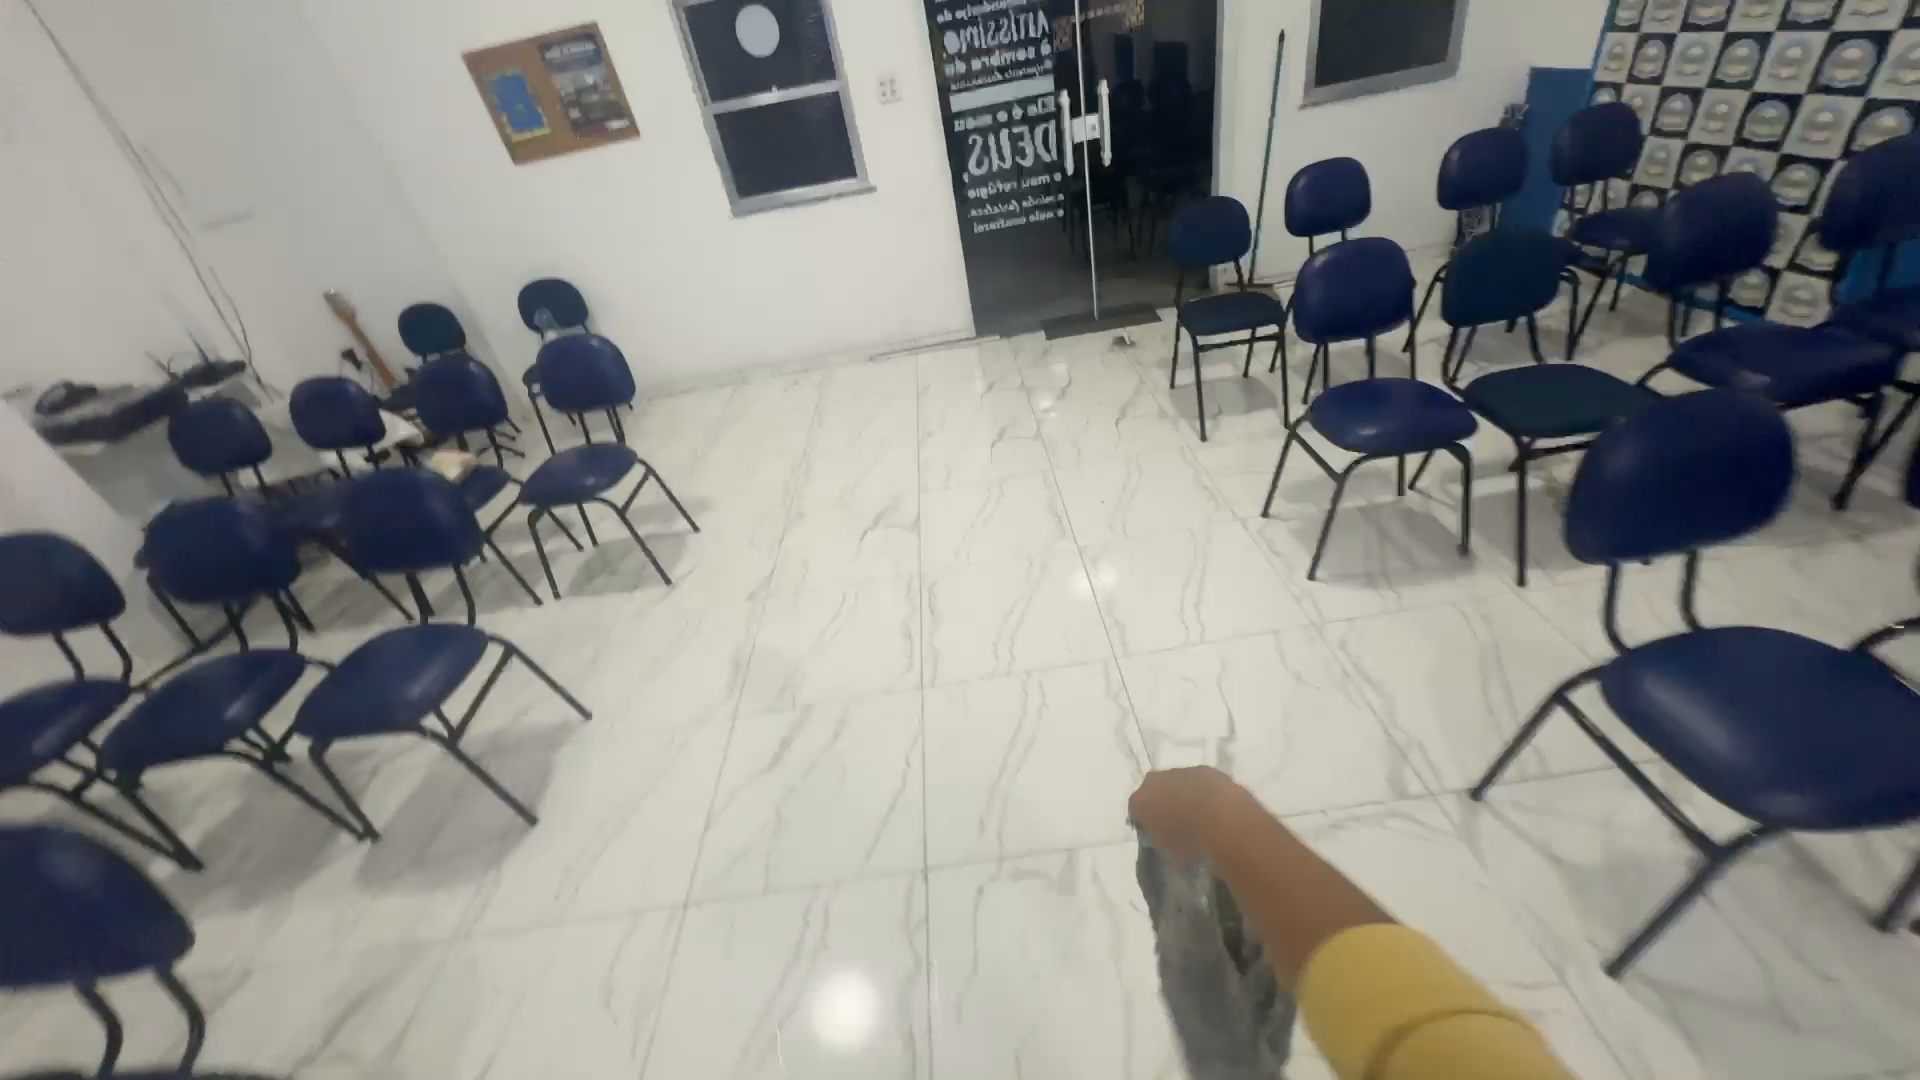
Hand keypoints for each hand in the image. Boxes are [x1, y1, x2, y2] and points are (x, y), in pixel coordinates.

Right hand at [1128, 766, 1247, 861]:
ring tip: (1197, 815)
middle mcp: (1154, 781)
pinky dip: (1202, 791)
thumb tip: (1159, 835)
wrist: (1224, 817)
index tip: (1153, 834)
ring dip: (1182, 795)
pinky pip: (1197, 781)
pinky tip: (1214, 807)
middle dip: (1160, 804)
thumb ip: (1157, 840)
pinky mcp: (1203, 769)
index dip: (1143, 824)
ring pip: (1175, 783)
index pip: (1134, 812)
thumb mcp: (1166, 850)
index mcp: (1140, 801)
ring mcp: (1179, 771)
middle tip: (1174, 822)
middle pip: (1152, 791)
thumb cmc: (1189, 839)